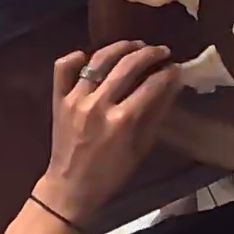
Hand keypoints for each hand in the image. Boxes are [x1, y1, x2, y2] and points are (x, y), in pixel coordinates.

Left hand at [34, 41, 180, 223]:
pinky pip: (63, 68)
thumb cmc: (111, 173)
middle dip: (149, 54)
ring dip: (120, 48)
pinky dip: (75, 57)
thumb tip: (173, 84)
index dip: (167, 73)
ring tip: (135, 45)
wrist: (70, 188)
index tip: (176, 67)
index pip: (151, 86)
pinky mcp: (58, 99)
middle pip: (127, 66)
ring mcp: (75, 99)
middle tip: (161, 51)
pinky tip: (88, 56)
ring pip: (98, 60)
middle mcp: (98, 104)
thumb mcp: (141, 148)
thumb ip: (157, 114)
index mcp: (122, 121)